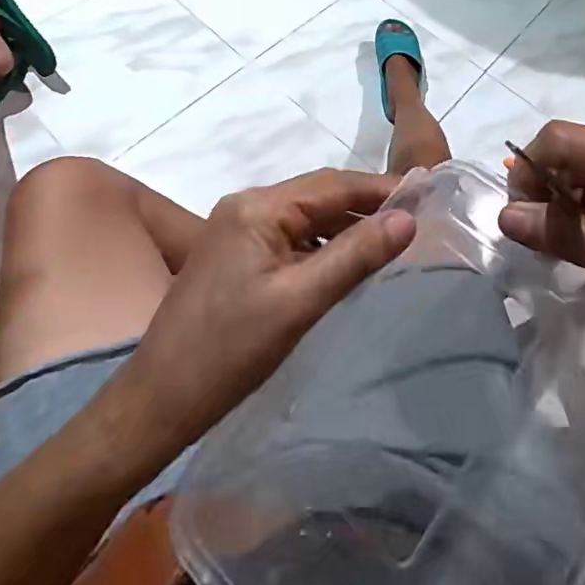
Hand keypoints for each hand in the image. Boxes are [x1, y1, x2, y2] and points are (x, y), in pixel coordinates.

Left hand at [114, 168, 415, 459]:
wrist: (158, 400)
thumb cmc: (230, 351)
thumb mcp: (301, 302)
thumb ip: (356, 256)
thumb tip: (408, 218)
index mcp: (258, 208)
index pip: (333, 185)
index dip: (381, 188)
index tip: (426, 194)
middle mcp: (246, 206)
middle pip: (319, 195)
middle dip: (367, 205)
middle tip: (416, 218)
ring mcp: (237, 229)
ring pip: (306, 217)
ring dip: (347, 225)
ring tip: (391, 240)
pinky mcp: (235, 253)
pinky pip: (290, 237)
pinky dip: (323, 244)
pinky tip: (346, 262)